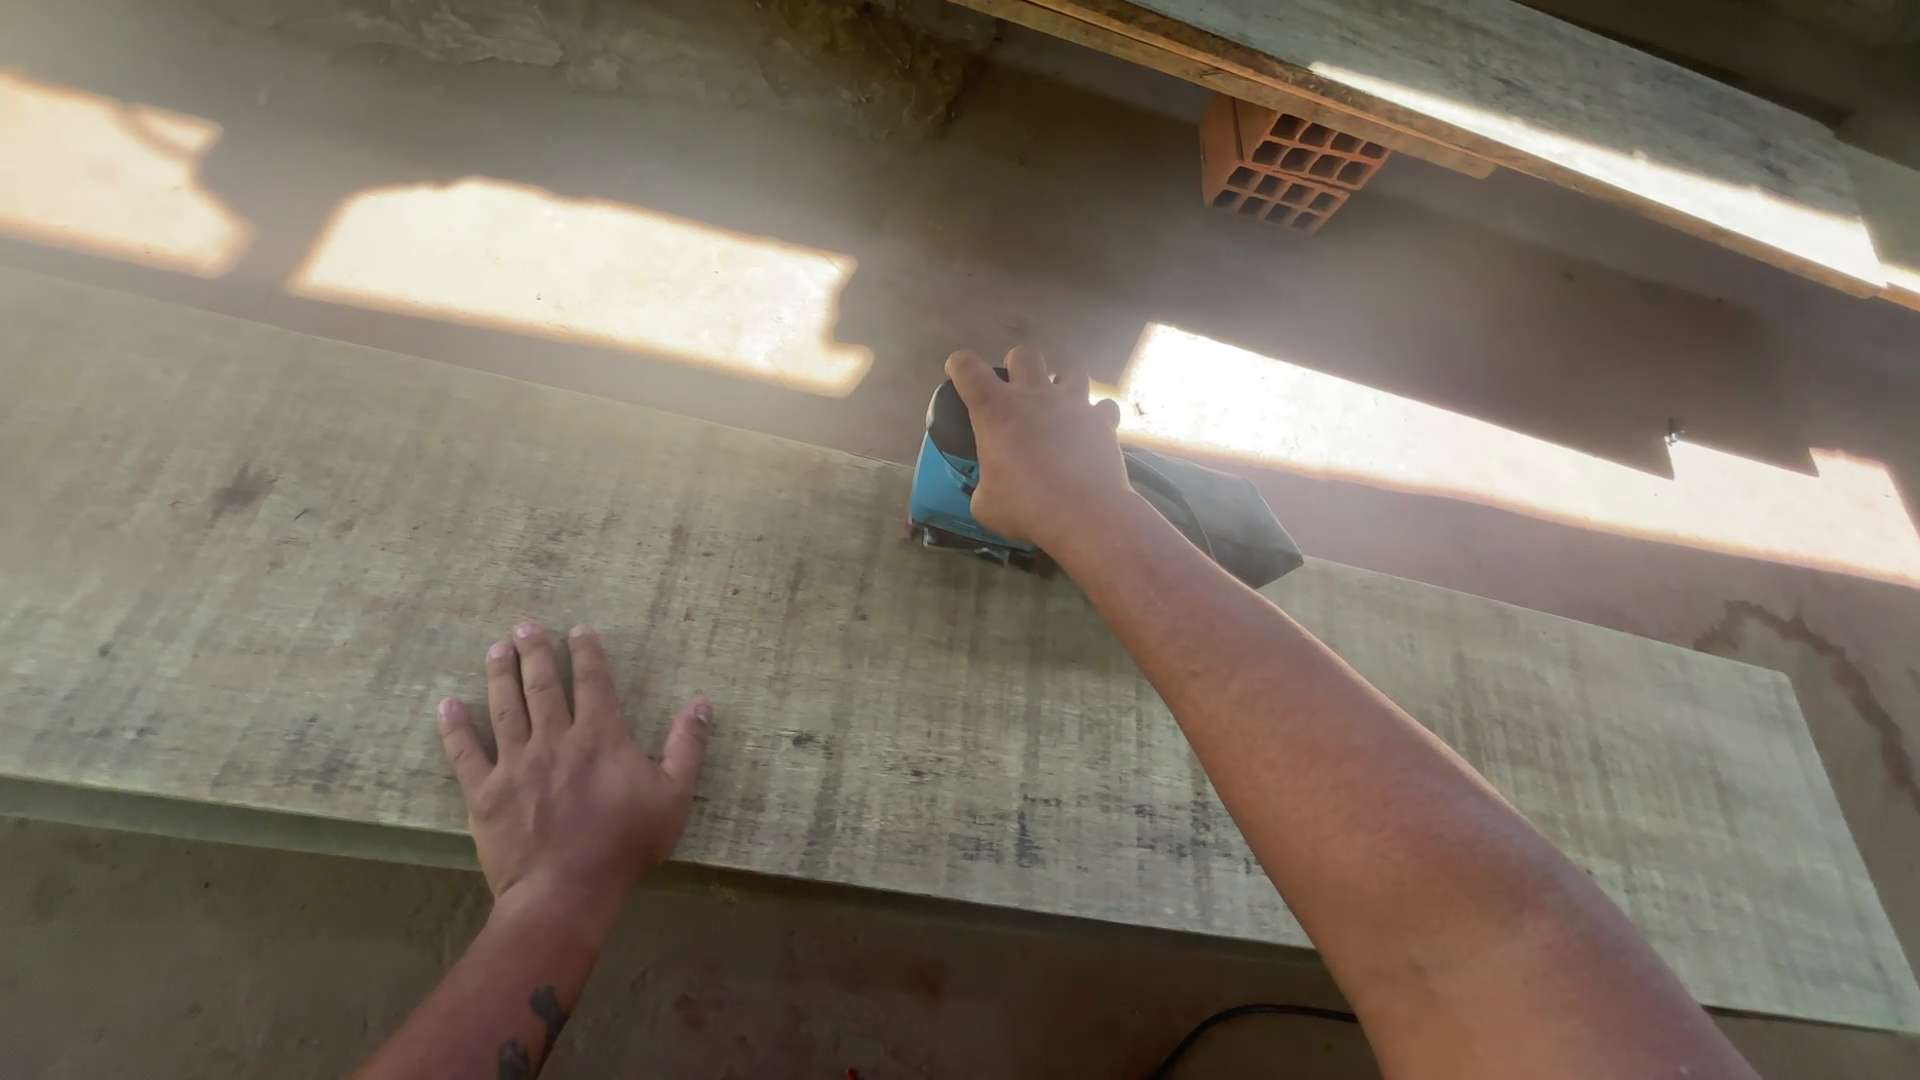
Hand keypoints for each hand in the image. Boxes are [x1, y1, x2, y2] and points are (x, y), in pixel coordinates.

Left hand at [436, 622, 709, 933]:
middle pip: (542, 686)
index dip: (586, 653)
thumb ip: (687, 745)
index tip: (578, 630)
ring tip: (495, 649)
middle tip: (524, 627)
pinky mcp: (485, 793)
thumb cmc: (626, 842)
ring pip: (505, 709)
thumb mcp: (674, 794)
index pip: (594, 682)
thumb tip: (702, 703)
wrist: (567, 892)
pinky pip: (465, 753)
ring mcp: (516, 765)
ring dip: (500, 675)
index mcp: (601, 737)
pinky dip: (455, 727)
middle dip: (534, 653)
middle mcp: (556, 739)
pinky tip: (448, 705)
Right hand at [944, 346, 1133, 546]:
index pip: (968, 369)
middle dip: (1015, 367)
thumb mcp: (986, 504)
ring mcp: (1074, 404)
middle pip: (1023, 355)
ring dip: (1061, 381)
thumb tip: (990, 491)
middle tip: (1015, 393)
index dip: (959, 366)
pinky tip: (1090, 430)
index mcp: (996, 410)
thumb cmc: (1026, 508)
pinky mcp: (1103, 421)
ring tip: (1058, 404)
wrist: (1085, 515)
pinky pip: (1103, 406)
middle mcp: (1035, 395)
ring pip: (1070, 368)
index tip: (959, 373)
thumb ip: (984, 487)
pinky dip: (1096, 415)